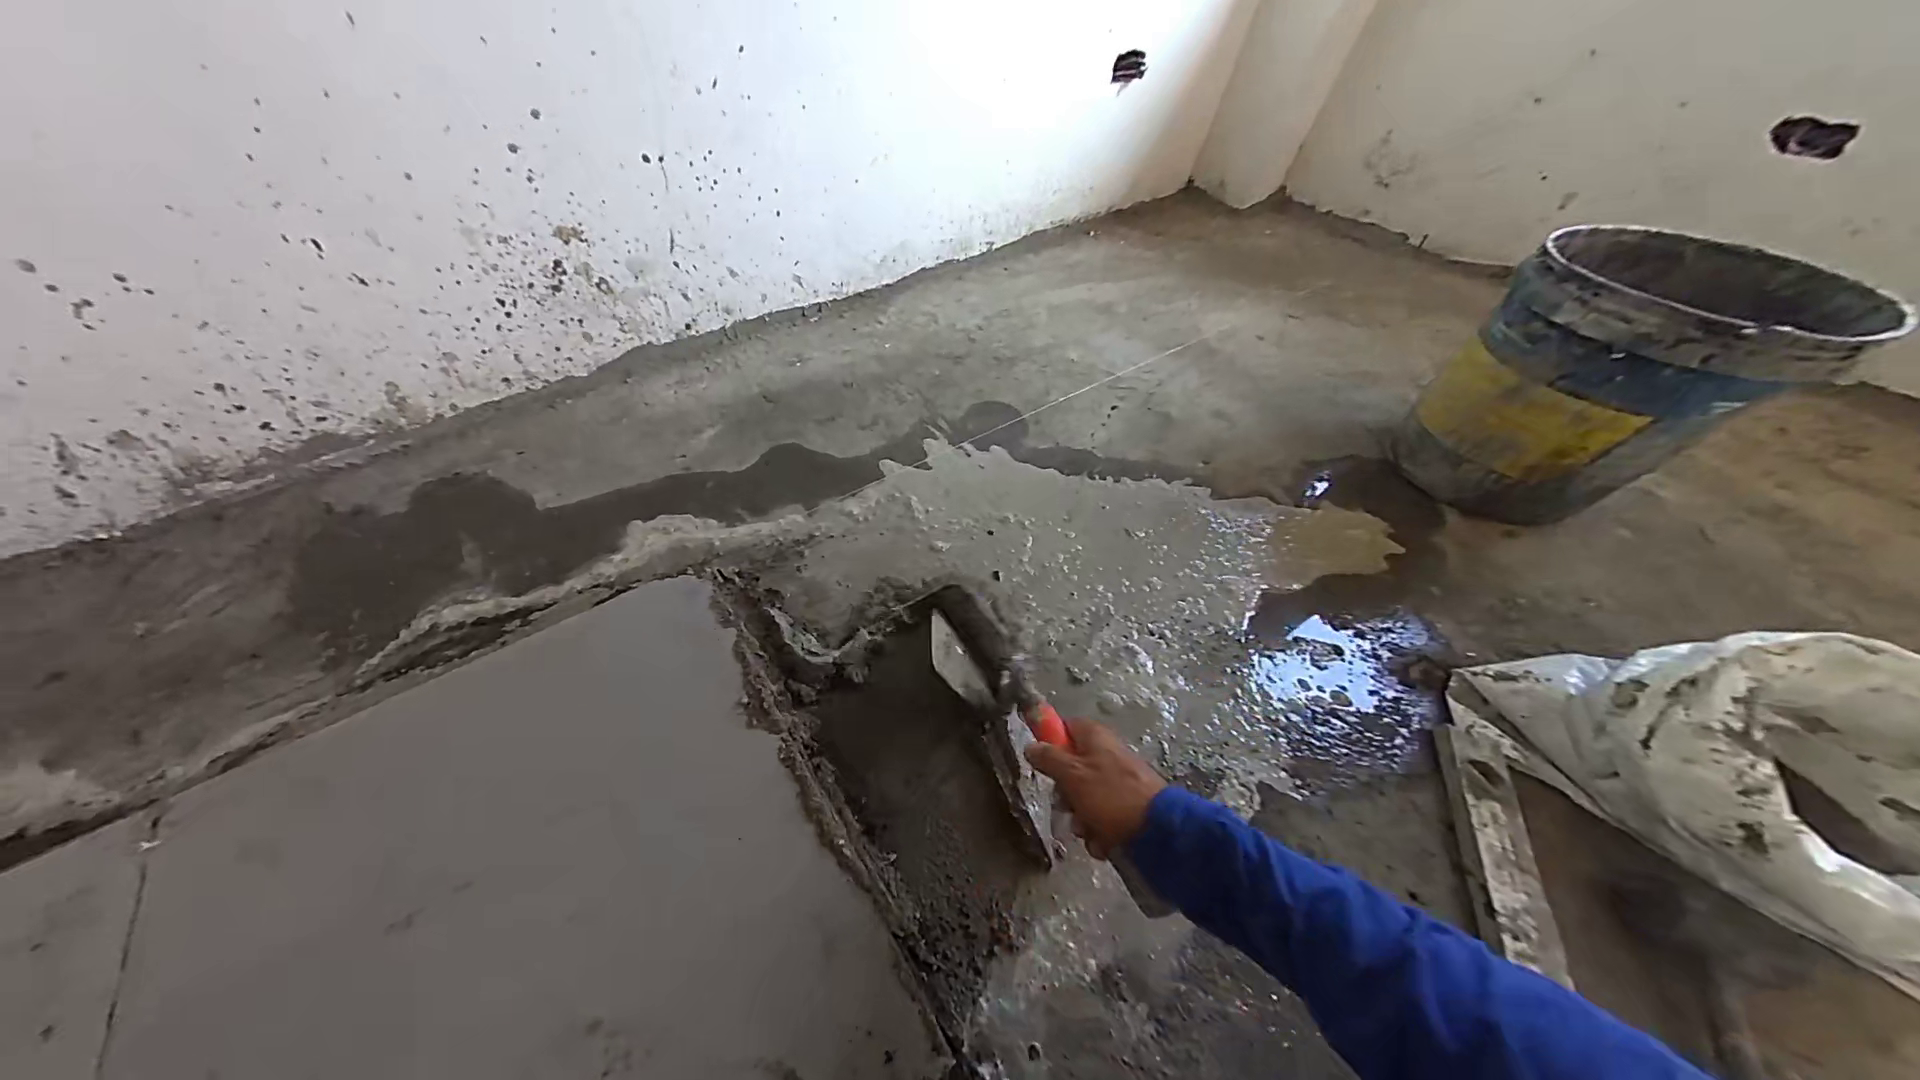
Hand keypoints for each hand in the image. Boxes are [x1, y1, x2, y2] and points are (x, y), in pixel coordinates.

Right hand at [1023, 717, 1165, 859]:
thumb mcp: (1072, 774)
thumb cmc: (1111, 796)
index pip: (1065, 727)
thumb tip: (1031, 746)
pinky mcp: (1128, 806)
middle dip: (1066, 793)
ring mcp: (1119, 782)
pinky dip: (1099, 830)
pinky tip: (1104, 841)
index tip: (1043, 763)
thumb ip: (1049, 758)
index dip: (1051, 743)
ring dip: (1081, 818)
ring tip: (1089, 830)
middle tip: (1068, 804)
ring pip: (1085, 797)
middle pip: (1072, 767)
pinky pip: (1102, 815)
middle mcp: (1107, 755)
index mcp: (1095, 737)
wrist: (1159, 831)